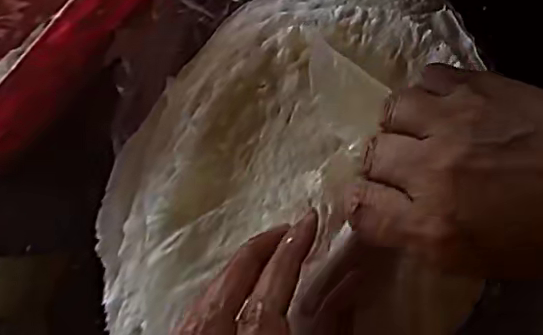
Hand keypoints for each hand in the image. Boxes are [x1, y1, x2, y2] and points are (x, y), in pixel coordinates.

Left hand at [175, 212, 363, 334]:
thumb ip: (329, 326)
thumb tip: (351, 282)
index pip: (272, 285)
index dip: (292, 249)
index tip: (309, 219)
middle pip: (230, 282)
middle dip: (260, 248)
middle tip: (287, 230)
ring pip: (206, 297)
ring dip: (236, 270)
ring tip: (261, 256)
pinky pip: (192, 317)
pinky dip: (215, 296)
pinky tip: (229, 294)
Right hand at [345, 64, 542, 276]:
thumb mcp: (487, 258)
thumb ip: (434, 236)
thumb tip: (402, 213)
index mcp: (435, 227)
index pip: (363, 210)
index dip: (359, 203)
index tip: (366, 197)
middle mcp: (432, 170)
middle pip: (373, 155)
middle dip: (381, 162)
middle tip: (401, 163)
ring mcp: (450, 120)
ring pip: (393, 108)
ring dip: (400, 121)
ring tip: (419, 126)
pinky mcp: (471, 84)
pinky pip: (427, 76)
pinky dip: (429, 90)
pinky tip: (446, 102)